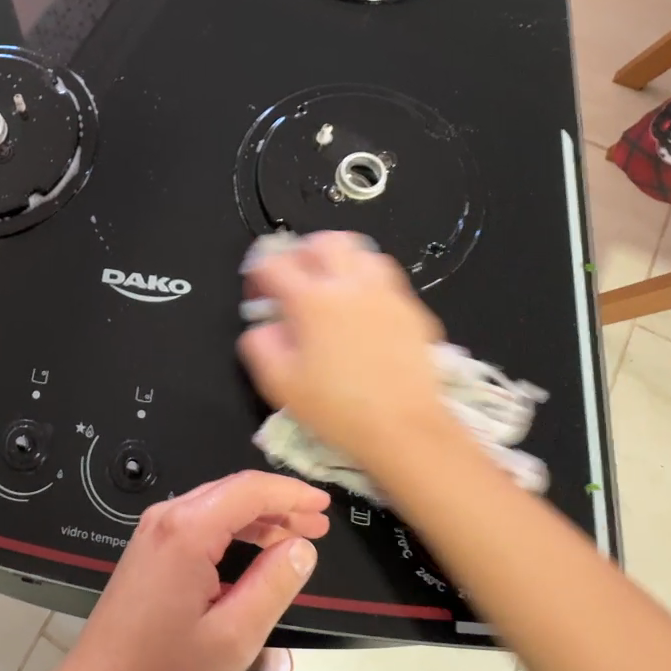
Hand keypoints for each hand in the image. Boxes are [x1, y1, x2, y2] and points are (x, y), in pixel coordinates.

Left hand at [15, 471, 329, 670]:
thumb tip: (301, 548)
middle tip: (318, 523)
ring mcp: (153, 532)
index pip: (248, 489)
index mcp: (186, 529)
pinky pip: (199, 523)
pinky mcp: (149, 549)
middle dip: (279, 503)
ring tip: (297, 535)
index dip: (291, 492)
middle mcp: (166, 518)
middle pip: (232, 492)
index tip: (324, 503)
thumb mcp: (234, 636)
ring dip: (258, 516)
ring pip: (216, 506)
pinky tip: (256, 549)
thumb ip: (273, 585)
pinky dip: (233, 529)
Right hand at [237, 230, 454, 467]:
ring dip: (339, 260)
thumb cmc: (337, 408)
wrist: (404, 430)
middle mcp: (349, 286)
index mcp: (311, 300)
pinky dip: (368, 282)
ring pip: (361, 251)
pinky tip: (363, 309)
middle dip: (302, 252)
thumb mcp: (279, 383)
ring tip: (331, 285)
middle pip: (323, 241)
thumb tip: (262, 327)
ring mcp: (386, 294)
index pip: (275, 264)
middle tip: (295, 277)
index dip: (258, 273)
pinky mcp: (412, 310)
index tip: (258, 295)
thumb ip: (259, 345)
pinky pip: (387, 278)